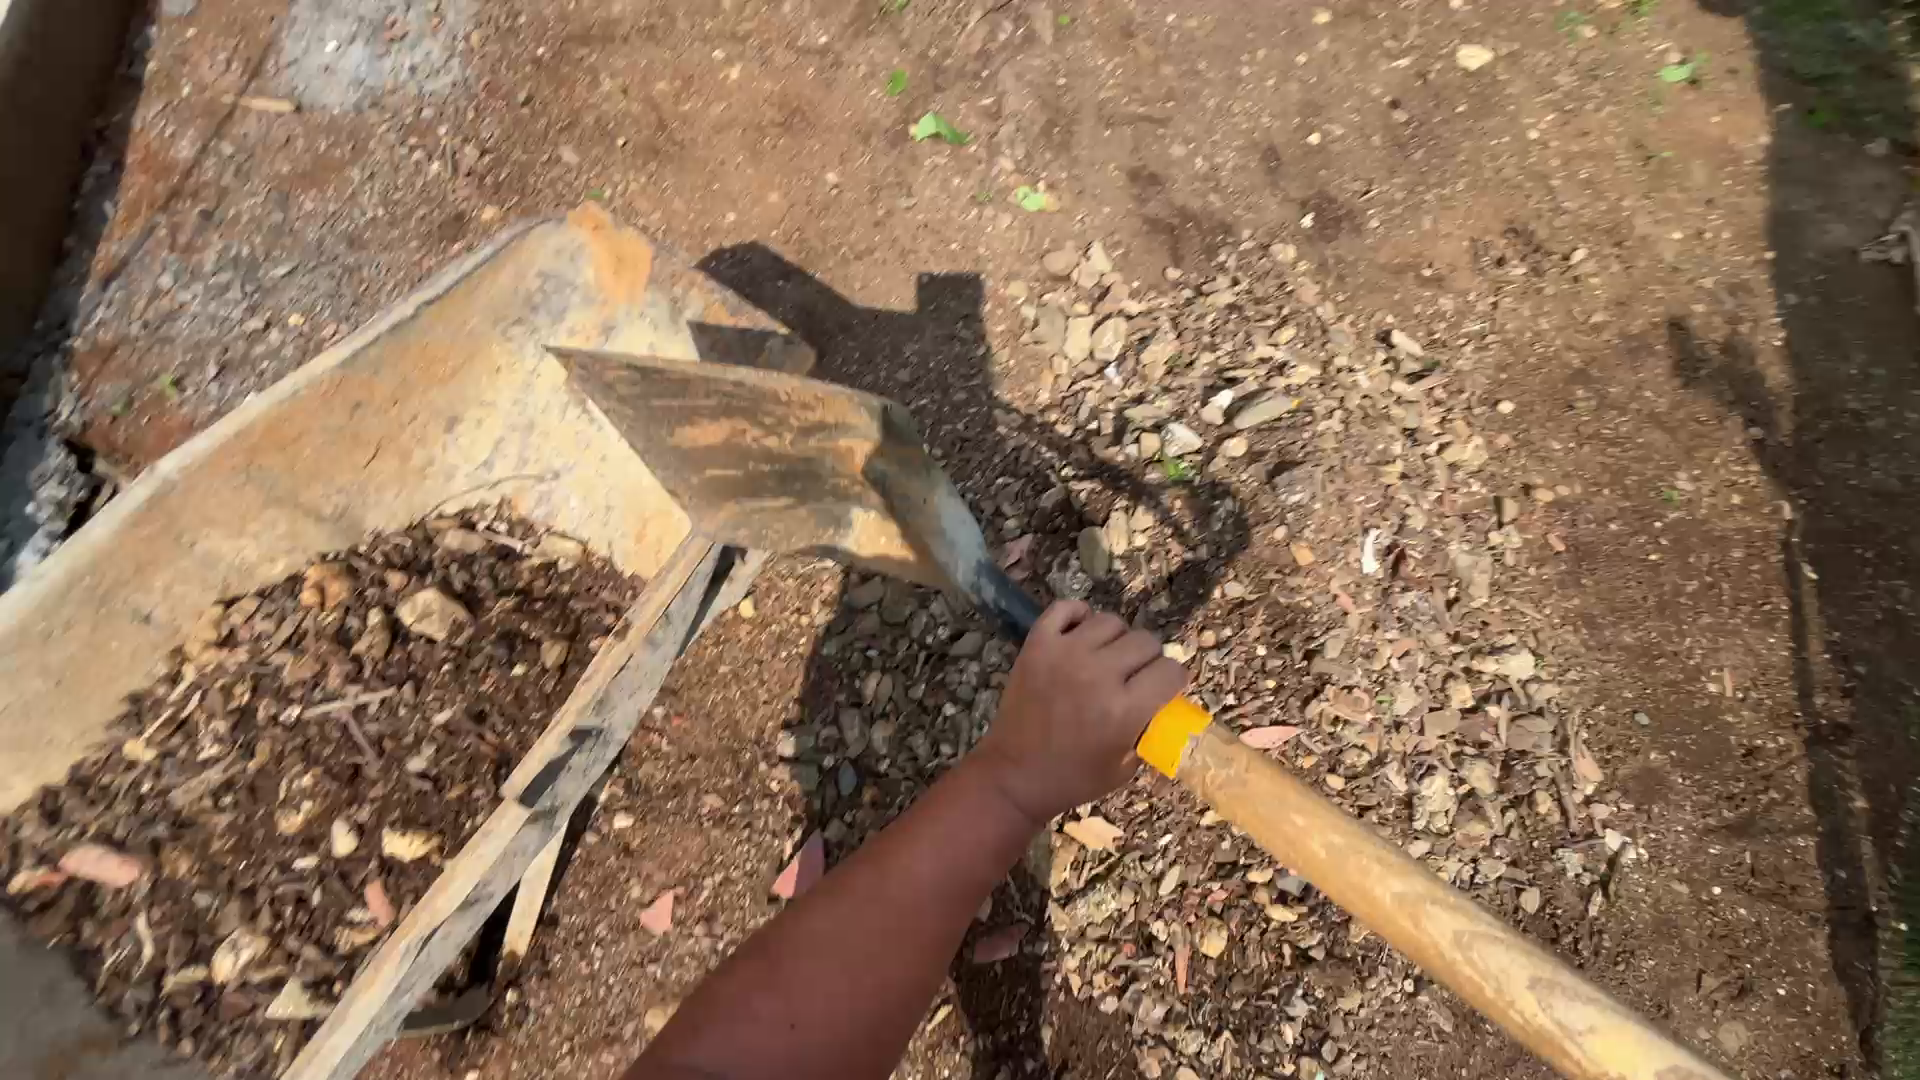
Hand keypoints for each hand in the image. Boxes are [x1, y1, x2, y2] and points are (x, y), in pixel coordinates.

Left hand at [970, 600, 1190, 826]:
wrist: (1014, 774)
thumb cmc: (1072, 778)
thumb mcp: (1125, 767)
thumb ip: (1149, 729)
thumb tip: (1165, 702)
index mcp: (1124, 709)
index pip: (1170, 671)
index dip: (1174, 679)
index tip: (1165, 686)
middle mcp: (1098, 673)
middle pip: (1145, 641)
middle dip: (1149, 658)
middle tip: (1135, 675)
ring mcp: (1065, 653)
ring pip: (1110, 621)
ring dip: (1116, 638)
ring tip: (1107, 657)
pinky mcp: (1037, 644)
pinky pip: (1065, 608)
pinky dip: (1078, 615)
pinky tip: (1080, 634)